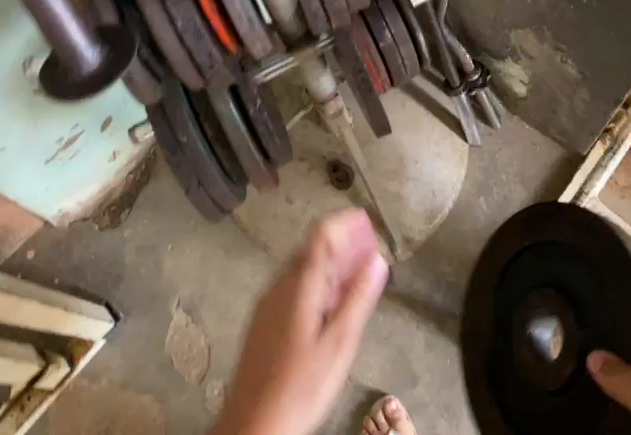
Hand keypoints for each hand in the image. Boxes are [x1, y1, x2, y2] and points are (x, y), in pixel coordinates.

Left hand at [212, 208, 390, 434]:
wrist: (253, 422)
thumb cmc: (301, 385)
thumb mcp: (339, 344)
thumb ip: (358, 298)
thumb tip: (378, 260)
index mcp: (299, 283)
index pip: (321, 235)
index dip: (343, 222)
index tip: (364, 217)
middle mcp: (280, 284)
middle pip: (311, 249)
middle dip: (340, 241)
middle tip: (368, 242)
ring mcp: (268, 302)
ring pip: (302, 268)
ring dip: (329, 261)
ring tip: (355, 266)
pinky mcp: (263, 320)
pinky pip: (293, 285)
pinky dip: (316, 280)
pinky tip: (329, 298)